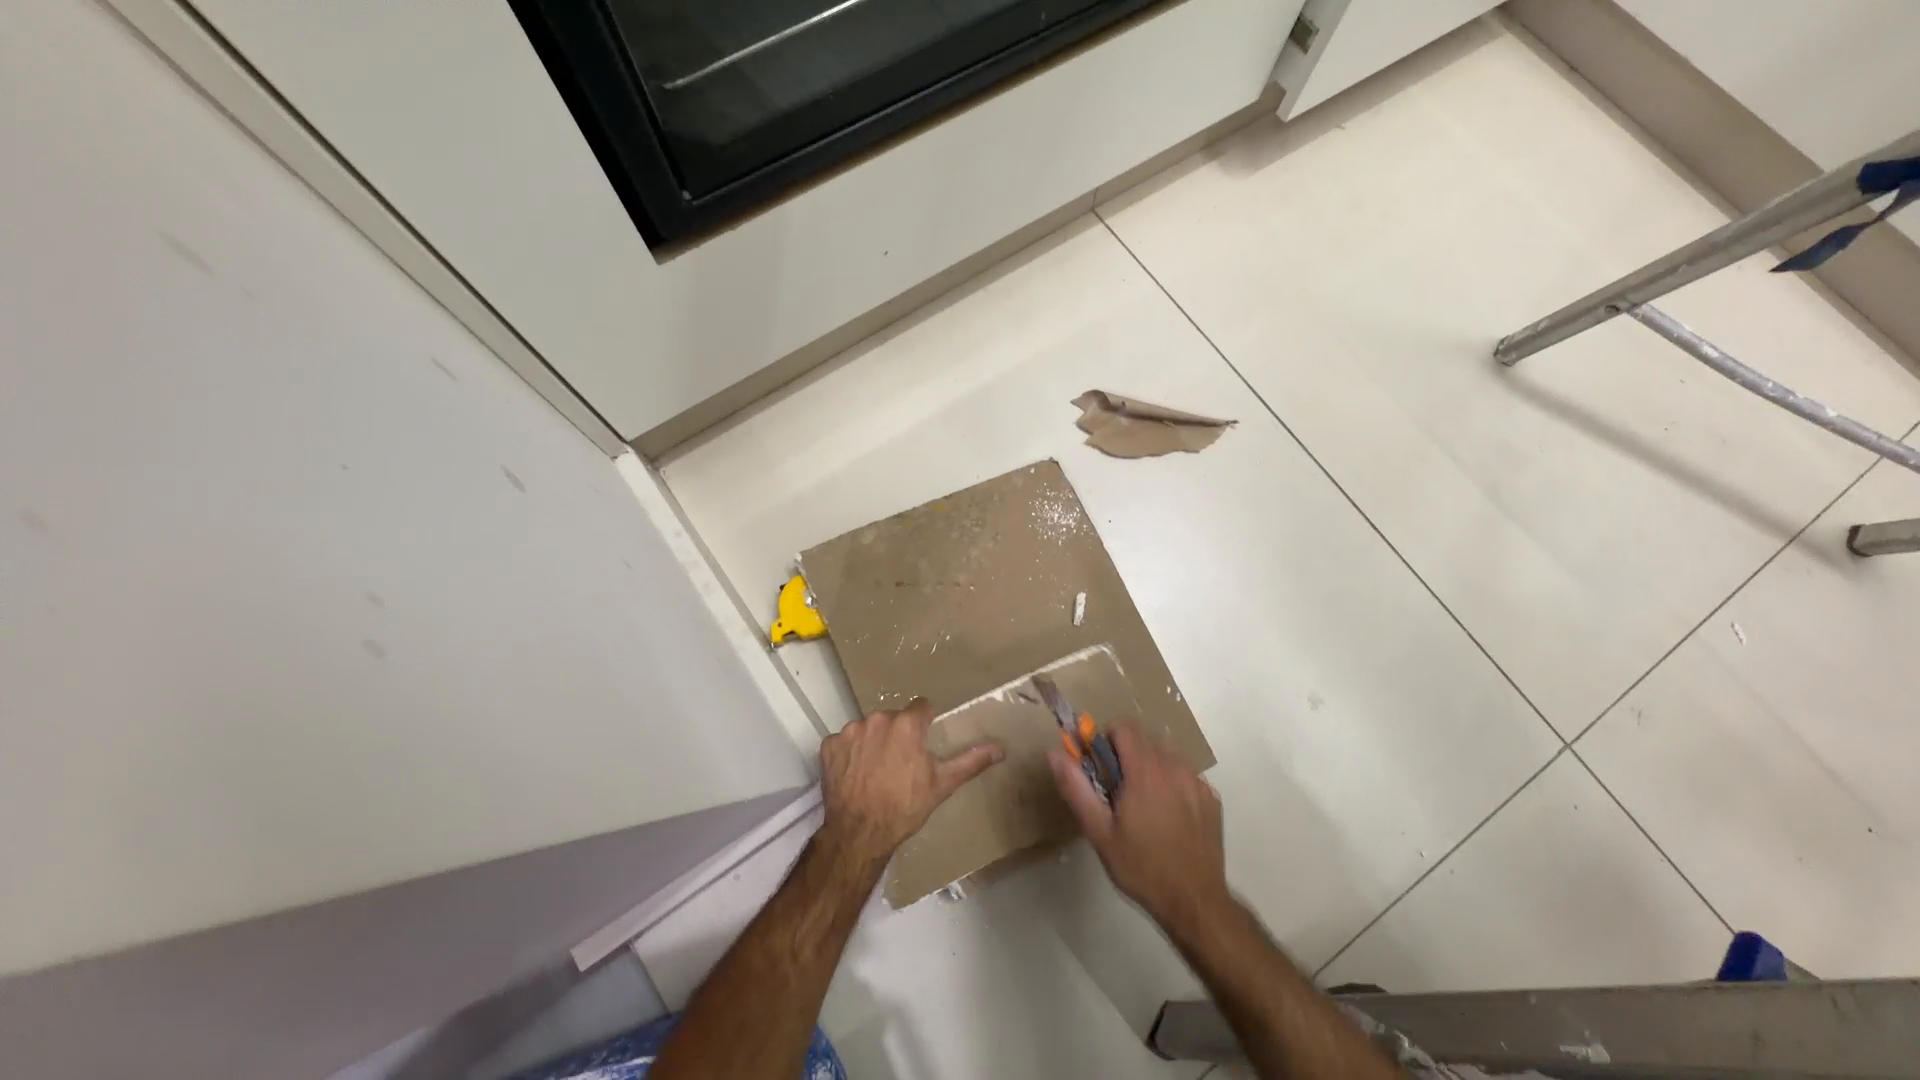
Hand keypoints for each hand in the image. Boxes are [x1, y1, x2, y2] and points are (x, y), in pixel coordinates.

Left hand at [818, 698, 1004, 868]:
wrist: (860, 833)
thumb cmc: (905, 807)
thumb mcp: (943, 784)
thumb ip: (971, 760)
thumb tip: (1001, 747)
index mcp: (907, 724)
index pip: (922, 707)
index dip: (926, 723)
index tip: (925, 741)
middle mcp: (877, 720)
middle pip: (894, 718)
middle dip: (899, 734)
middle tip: (902, 763)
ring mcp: (850, 732)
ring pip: (869, 728)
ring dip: (874, 742)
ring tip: (877, 771)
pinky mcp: (829, 746)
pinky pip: (844, 741)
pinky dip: (850, 754)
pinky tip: (856, 775)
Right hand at [1049, 721, 1229, 932]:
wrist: (1194, 901)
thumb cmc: (1141, 867)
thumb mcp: (1099, 832)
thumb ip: (1076, 788)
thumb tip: (1055, 753)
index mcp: (1146, 771)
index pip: (1125, 727)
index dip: (1107, 741)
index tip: (1101, 768)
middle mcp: (1175, 768)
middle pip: (1146, 741)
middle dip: (1128, 757)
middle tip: (1118, 793)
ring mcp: (1198, 783)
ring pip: (1168, 758)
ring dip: (1152, 770)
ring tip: (1144, 808)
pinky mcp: (1212, 799)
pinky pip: (1187, 777)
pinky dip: (1173, 786)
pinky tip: (1169, 819)